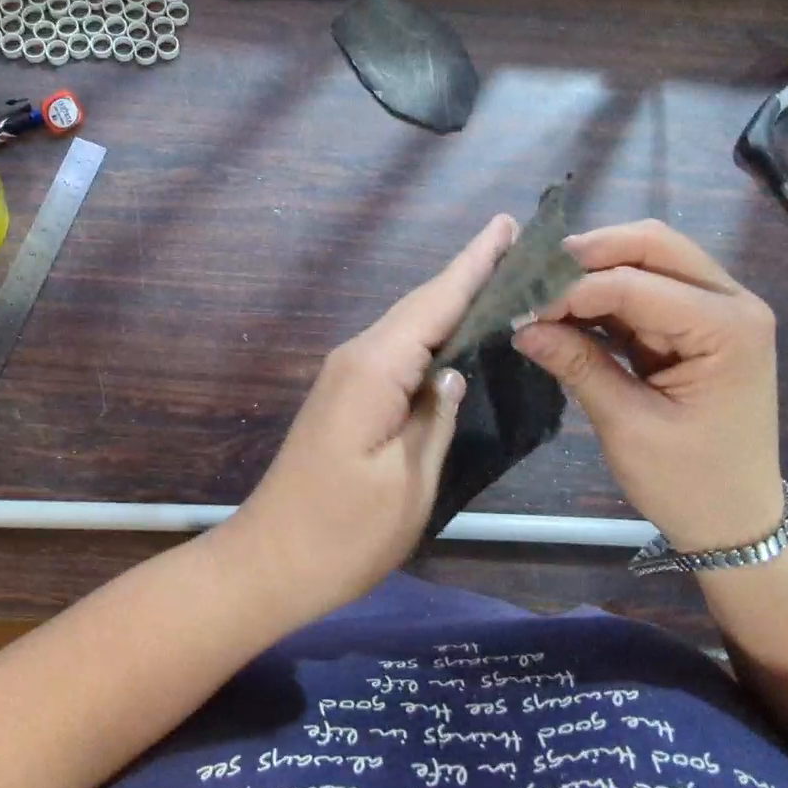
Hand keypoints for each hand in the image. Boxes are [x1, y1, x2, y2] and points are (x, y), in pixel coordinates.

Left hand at [223, 214, 517, 618]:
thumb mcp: (407, 481)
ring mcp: (345, 379)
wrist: (270, 563)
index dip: (473, 265)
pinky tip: (457, 338)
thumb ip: (437, 418)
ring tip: (501, 279)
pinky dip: (431, 337)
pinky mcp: (344, 400)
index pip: (434, 303)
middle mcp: (355, 360)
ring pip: (407, 328)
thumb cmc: (342, 533)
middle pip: (419, 307)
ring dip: (450, 304)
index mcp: (373, 370)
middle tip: (518, 245)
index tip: (508, 224)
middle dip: (467, 275)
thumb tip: (455, 370)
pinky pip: (396, 354)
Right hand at [511, 219, 783, 550]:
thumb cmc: (688, 482)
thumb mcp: (627, 425)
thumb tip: (521, 326)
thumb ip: (577, 365)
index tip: (519, 310)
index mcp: (727, 328)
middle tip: (532, 278)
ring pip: (649, 259)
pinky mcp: (696, 326)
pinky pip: (647, 289)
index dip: (572, 290)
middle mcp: (731, 304)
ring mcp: (717, 311)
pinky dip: (604, 294)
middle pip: (654, 245)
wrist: (735, 521)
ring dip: (594, 269)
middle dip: (589, 254)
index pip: (635, 284)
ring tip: (540, 290)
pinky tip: (565, 307)